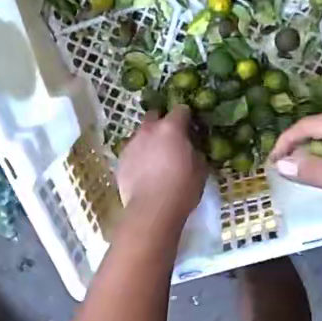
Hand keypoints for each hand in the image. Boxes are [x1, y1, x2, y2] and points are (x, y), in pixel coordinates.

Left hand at [118, 107, 206, 227]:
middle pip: (154, 116)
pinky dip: (139, 157)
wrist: (152, 210)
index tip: (191, 128)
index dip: (187, 118)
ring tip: (156, 158)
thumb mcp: (201, 168)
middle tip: (171, 140)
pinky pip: (132, 152)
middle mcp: (148, 130)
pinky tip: (144, 172)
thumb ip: (195, 152)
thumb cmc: (182, 188)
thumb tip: (191, 149)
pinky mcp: (120, 161)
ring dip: (149, 141)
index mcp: (171, 128)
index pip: (181, 110)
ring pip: (141, 135)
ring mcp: (131, 144)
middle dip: (162, 123)